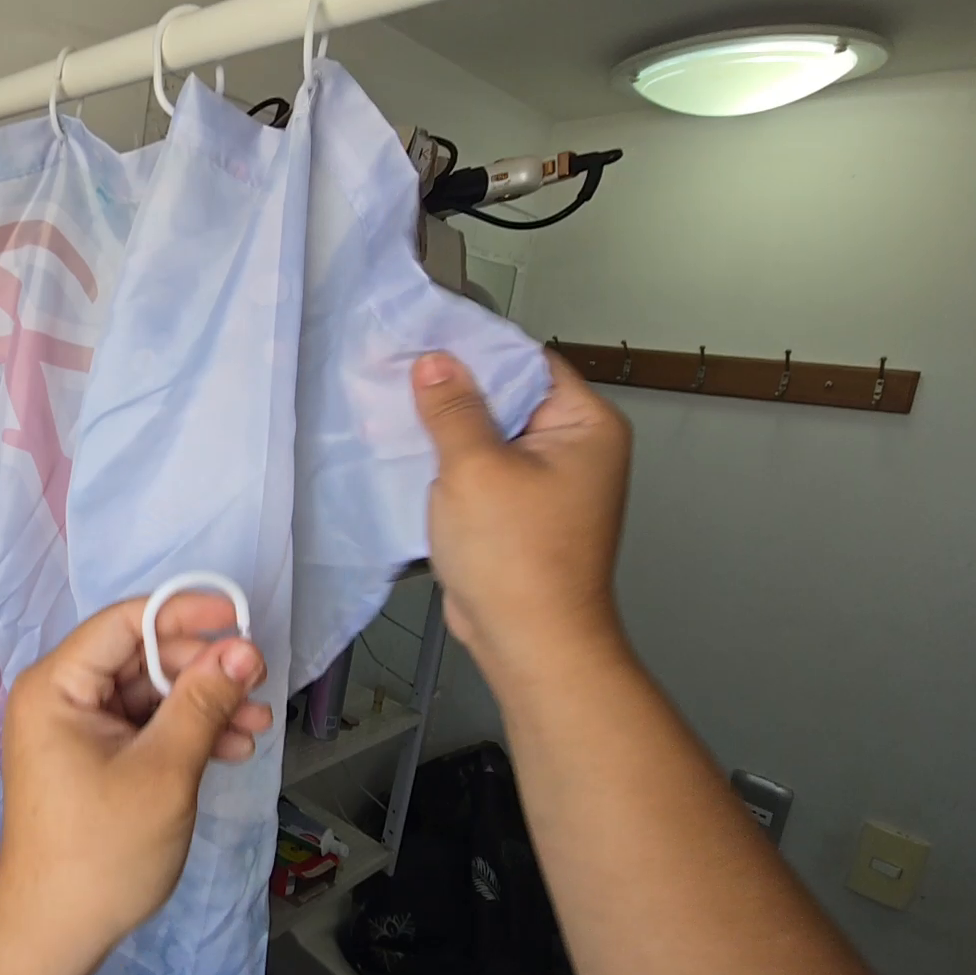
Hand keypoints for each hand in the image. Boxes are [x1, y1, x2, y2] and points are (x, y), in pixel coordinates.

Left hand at [0, 594, 270, 965]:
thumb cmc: (103, 849)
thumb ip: (203, 703)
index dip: (182, 613)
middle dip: (201, 669)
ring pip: (149, 692)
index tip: (236, 618)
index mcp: (57, 684)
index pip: (123, 622)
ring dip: (202, 704)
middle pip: (140, 656)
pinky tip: (231, 747)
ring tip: (256, 722)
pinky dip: (184, 732)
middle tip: (257, 680)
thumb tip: (244, 650)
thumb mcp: (163, 770)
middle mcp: (61, 694)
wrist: (58, 932)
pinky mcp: (94, 753)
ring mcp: (77, 725)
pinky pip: (143, 724)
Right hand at [411, 349, 632, 678]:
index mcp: (584, 426)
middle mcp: (570, 447)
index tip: (422, 338)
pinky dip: (445, 458)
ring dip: (444, 425)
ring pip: (485, 433)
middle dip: (452, 388)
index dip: (474, 349)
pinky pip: (477, 466)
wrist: (525, 636)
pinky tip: (404, 451)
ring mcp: (543, 479)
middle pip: (504, 397)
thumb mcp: (474, 467)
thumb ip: (452, 409)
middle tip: (395, 370)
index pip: (526, 363)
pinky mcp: (514, 507)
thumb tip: (435, 360)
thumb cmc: (515, 553)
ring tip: (391, 406)